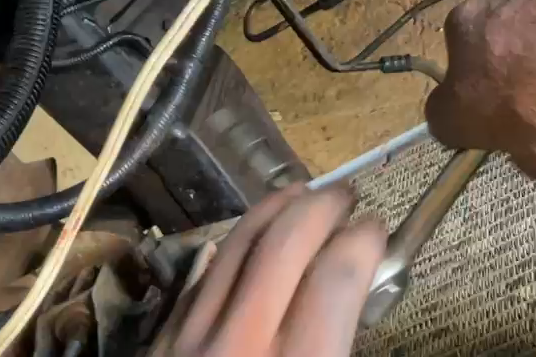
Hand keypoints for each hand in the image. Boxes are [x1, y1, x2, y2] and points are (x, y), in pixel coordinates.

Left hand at [152, 185, 386, 355]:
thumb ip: (335, 342)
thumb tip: (355, 290)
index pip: (336, 277)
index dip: (364, 242)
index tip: (376, 229)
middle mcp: (241, 343)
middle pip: (284, 243)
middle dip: (322, 207)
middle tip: (346, 195)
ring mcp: (189, 341)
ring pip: (235, 245)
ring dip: (274, 209)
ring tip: (302, 194)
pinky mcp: (160, 343)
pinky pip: (199, 276)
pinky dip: (233, 248)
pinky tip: (251, 237)